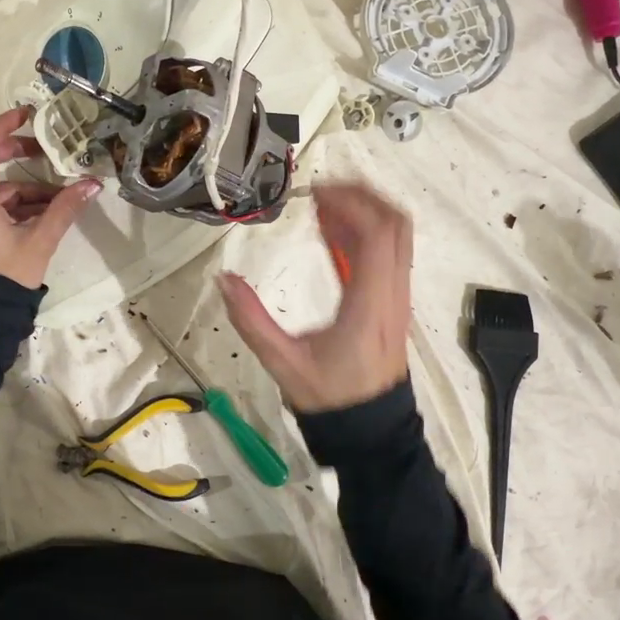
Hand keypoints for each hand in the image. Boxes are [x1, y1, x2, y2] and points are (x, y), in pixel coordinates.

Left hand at [0, 106, 101, 289]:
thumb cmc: (6, 276)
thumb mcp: (39, 241)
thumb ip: (65, 209)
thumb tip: (92, 184)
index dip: (5, 124)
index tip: (28, 114)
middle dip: (18, 154)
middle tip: (47, 152)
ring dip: (22, 185)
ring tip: (56, 194)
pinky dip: (13, 202)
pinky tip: (42, 212)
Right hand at [220, 183, 412, 412]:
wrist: (369, 430)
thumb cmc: (329, 396)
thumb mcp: (282, 361)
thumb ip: (250, 320)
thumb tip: (224, 280)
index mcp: (370, 303)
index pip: (376, 235)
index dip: (351, 204)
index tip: (315, 192)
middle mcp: (391, 293)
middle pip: (395, 225)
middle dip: (361, 197)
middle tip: (320, 190)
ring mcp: (396, 297)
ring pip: (395, 237)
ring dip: (363, 213)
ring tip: (321, 204)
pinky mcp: (390, 303)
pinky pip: (385, 255)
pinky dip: (361, 234)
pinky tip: (329, 231)